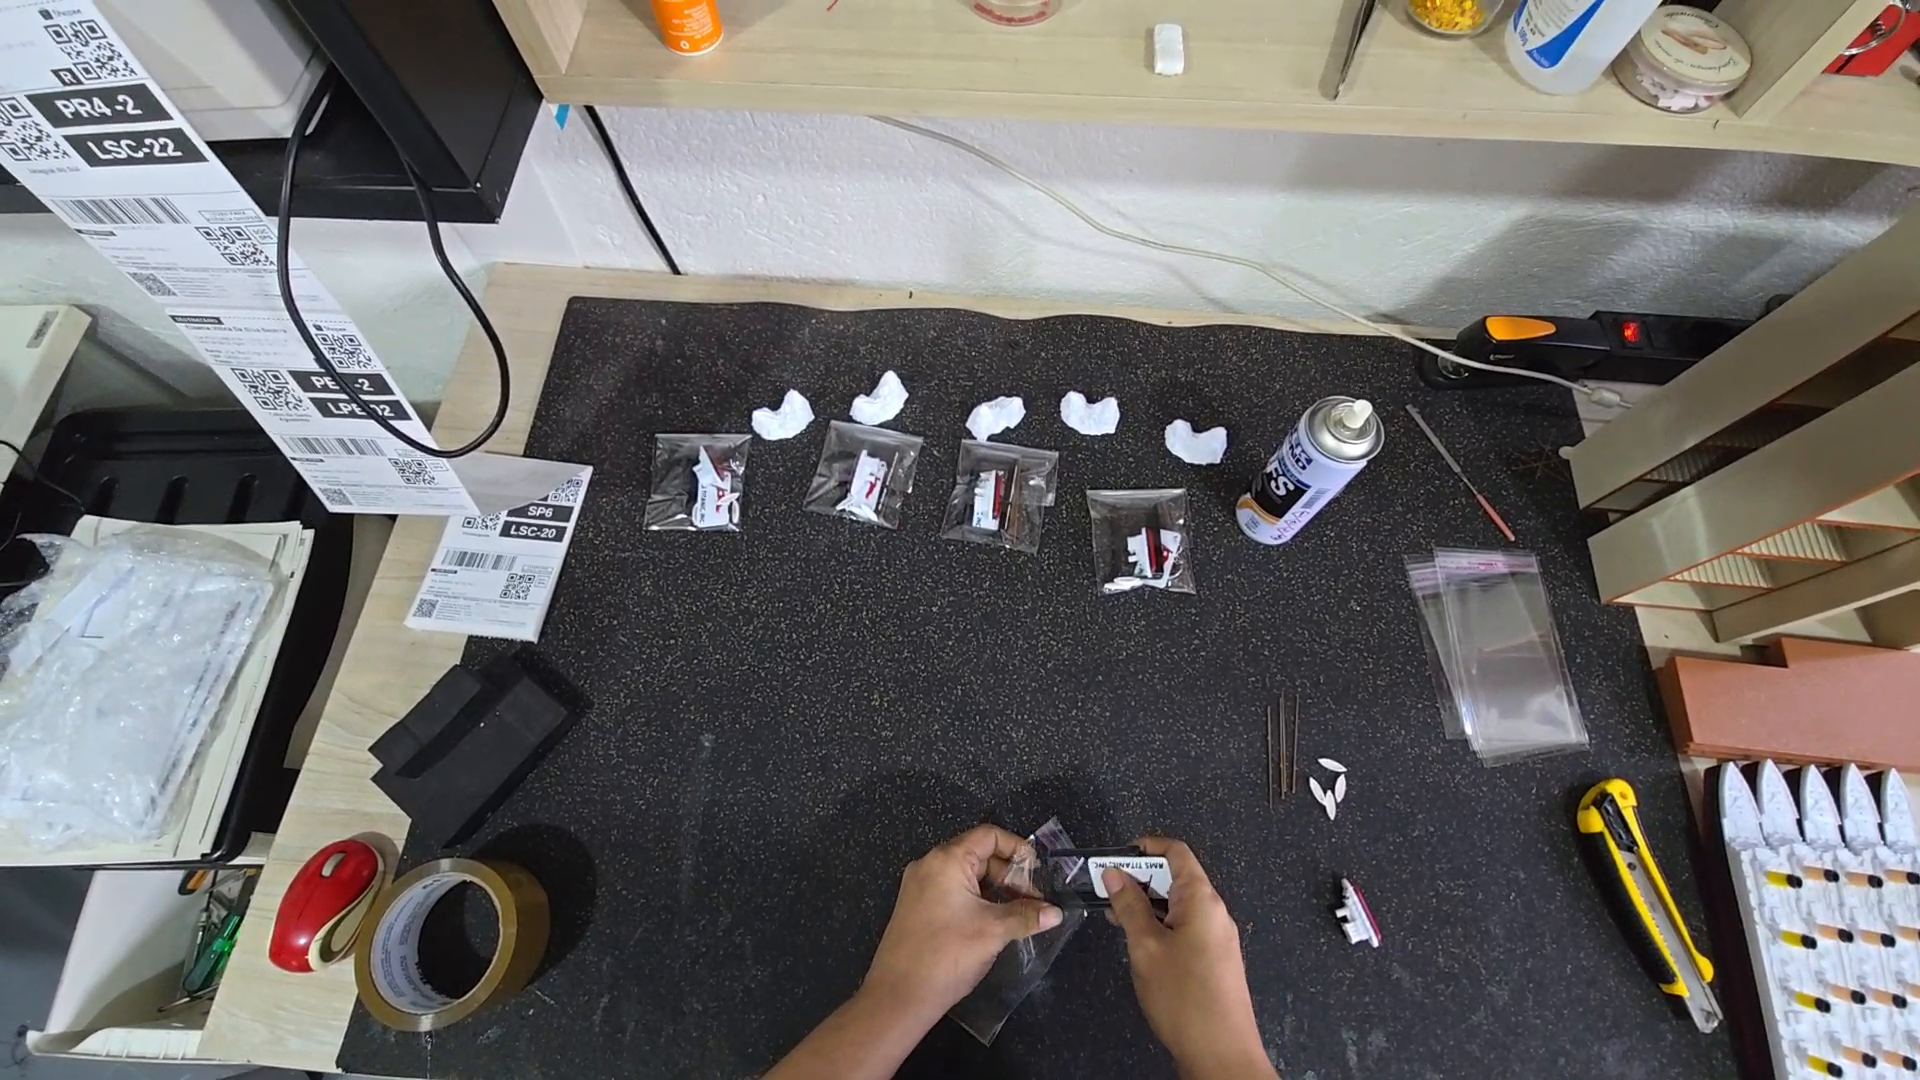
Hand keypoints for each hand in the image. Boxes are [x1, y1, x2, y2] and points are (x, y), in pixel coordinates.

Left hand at [862, 824, 1064, 1020]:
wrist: (897, 997)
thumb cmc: (946, 955)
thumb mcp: (992, 931)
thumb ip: (1026, 916)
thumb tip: (1056, 912)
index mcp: (946, 859)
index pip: (988, 835)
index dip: (1017, 849)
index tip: (1038, 873)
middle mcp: (930, 864)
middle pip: (978, 854)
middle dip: (1009, 875)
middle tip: (1033, 901)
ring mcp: (921, 886)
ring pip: (966, 875)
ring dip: (994, 890)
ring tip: (1018, 913)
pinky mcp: (917, 907)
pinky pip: (953, 891)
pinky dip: (976, 900)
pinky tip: (993, 922)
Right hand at [1104, 837, 1275, 1079]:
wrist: (1223, 1059)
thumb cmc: (1182, 996)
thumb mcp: (1146, 947)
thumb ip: (1129, 906)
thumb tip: (1114, 874)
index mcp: (1201, 899)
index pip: (1176, 852)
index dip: (1145, 846)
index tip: (1115, 857)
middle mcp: (1214, 911)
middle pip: (1176, 876)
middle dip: (1140, 878)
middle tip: (1106, 890)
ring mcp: (1218, 937)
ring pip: (1178, 904)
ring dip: (1147, 904)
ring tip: (1115, 917)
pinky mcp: (1215, 960)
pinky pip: (1185, 926)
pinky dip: (1161, 924)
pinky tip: (1139, 943)